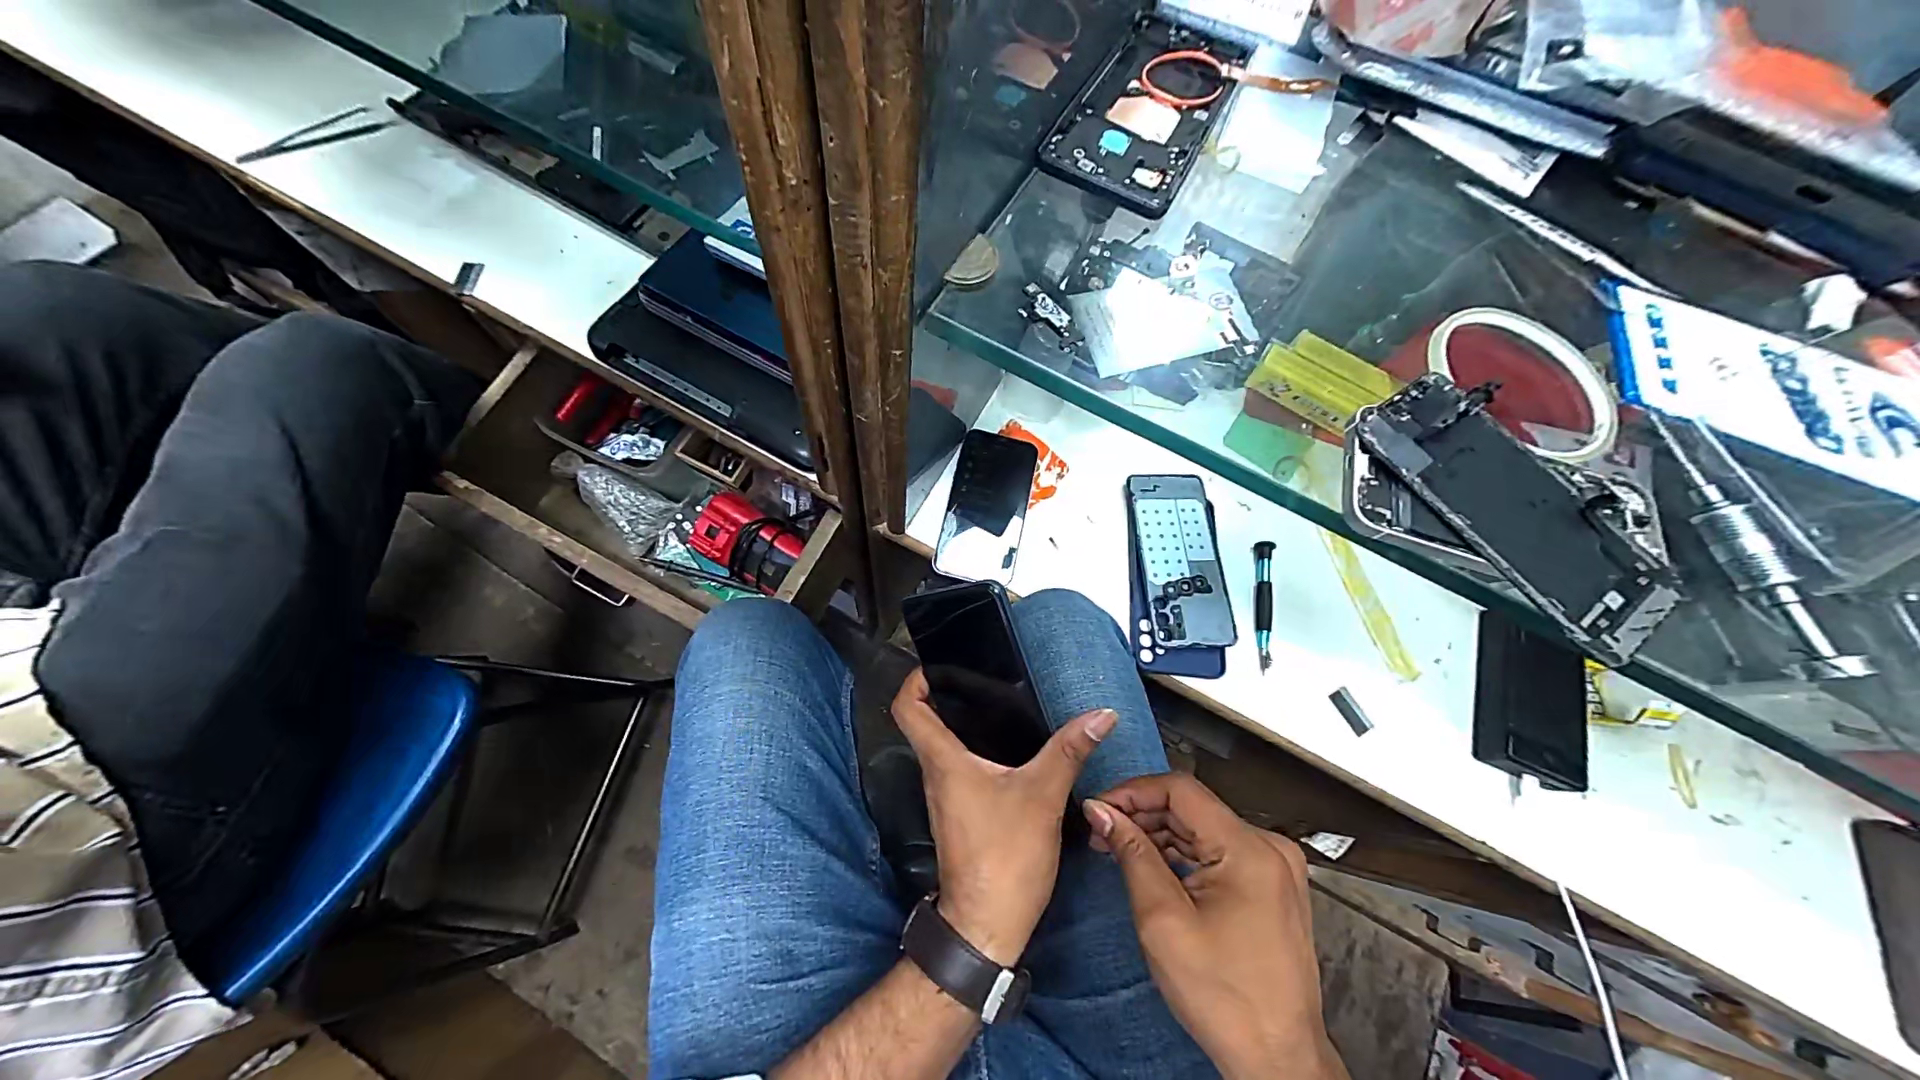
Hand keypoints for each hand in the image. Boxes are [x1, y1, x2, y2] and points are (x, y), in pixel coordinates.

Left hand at [891, 669, 1115, 965]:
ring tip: (994, 707)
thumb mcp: (1043, 795)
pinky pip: (958, 771)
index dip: (914, 681)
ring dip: (959, 725)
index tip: (936, 667)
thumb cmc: (1004, 858)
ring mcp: (945, 797)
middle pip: (923, 724)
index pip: (907, 709)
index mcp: (944, 762)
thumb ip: (1069, 750)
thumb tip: (1101, 715)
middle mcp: (936, 775)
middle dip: (942, 696)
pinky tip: (1005, 752)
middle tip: (975, 679)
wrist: (987, 923)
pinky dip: (974, 753)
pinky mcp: (958, 815)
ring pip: (941, 749)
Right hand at [1084, 773, 1347, 1079]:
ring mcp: (1274, 866)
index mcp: (1249, 850)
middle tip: (1102, 832)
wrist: (1277, 1058)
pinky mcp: (1270, 884)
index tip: (1102, 807)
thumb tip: (1103, 812)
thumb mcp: (1162, 919)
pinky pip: (1217, 849)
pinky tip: (1152, 866)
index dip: (1133, 791)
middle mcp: (1269, 848)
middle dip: (1141, 815)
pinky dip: (1181, 853)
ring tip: (1119, 850)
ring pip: (1202, 827)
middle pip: (1191, 807)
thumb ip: (1132, 853)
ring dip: (1158, 834)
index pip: (1181, 789)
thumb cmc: (1226, 999)